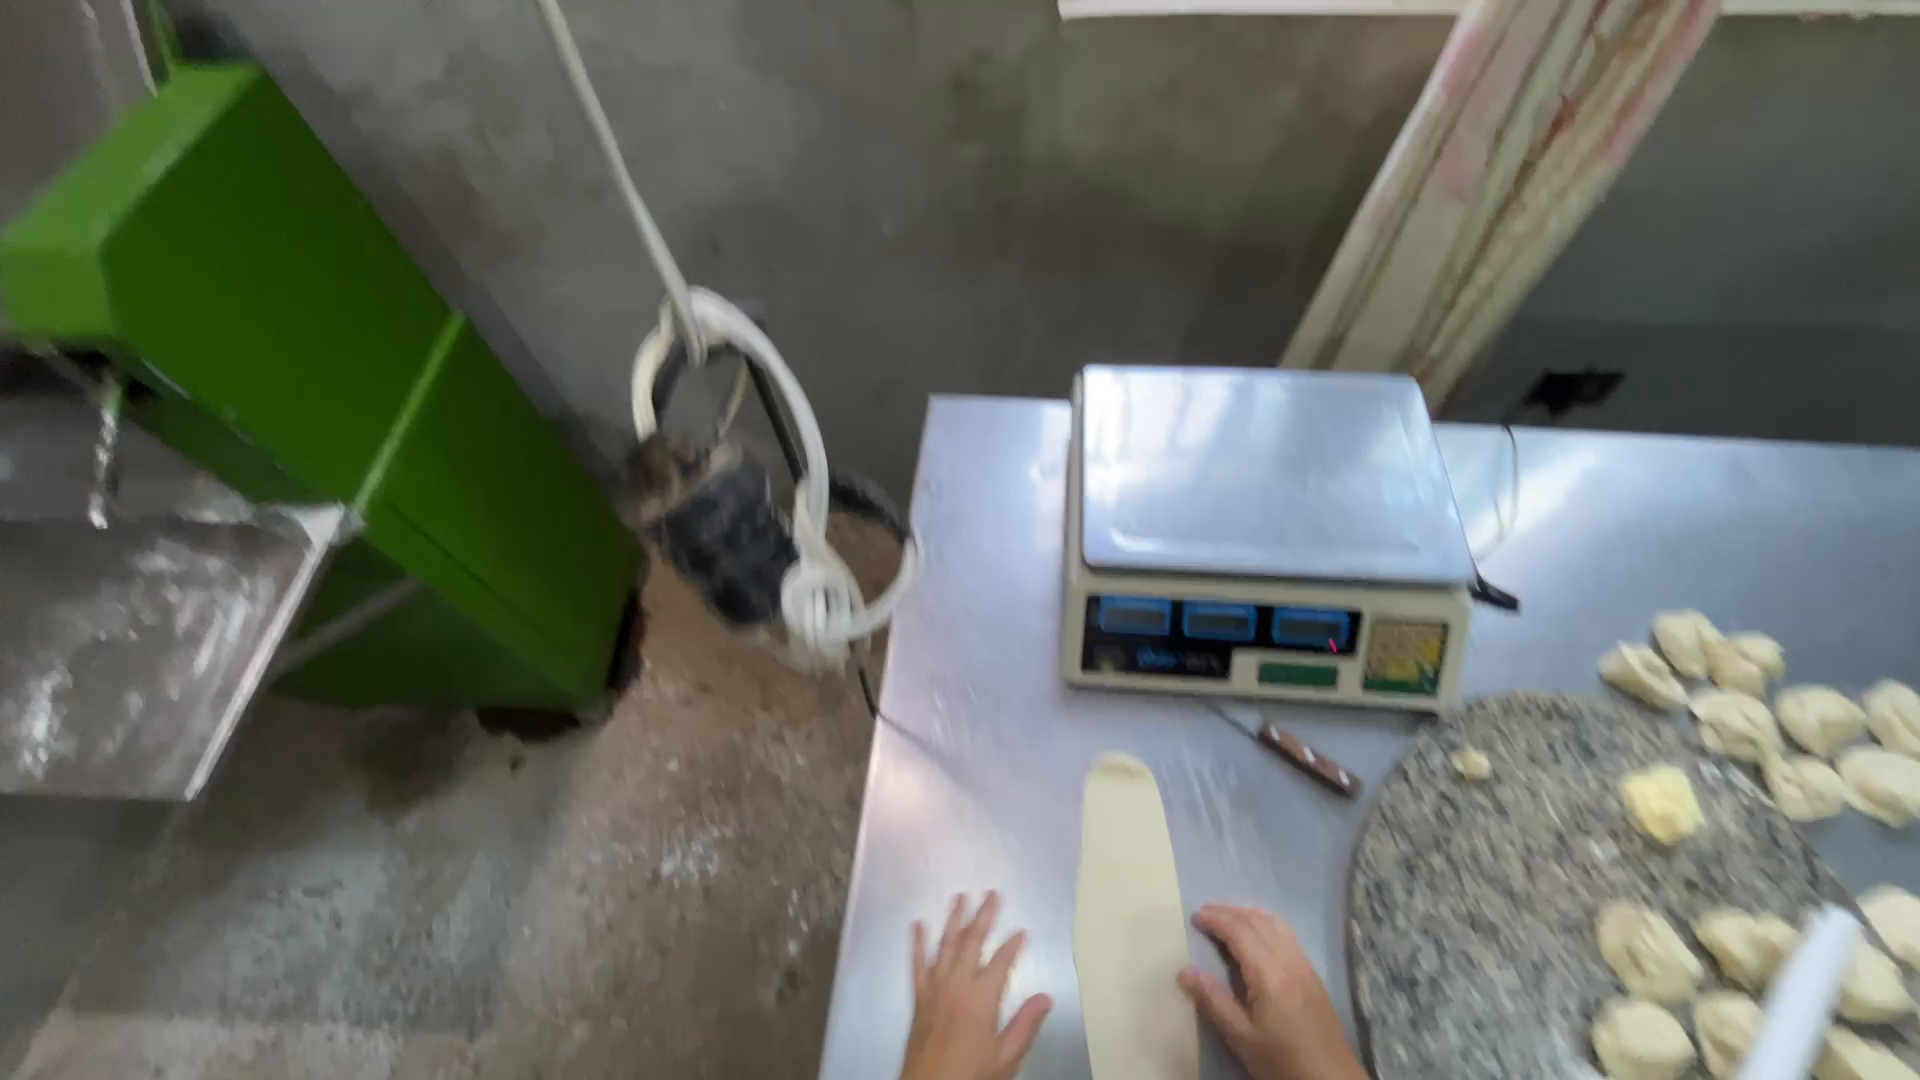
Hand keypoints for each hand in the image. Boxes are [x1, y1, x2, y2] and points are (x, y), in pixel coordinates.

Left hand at [900, 892, 1052, 1079]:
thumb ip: (1025, 1025)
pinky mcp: (919, 997)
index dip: (1013, 945)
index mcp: (981, 998)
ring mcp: (935, 988)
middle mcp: (957, 985)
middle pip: (973, 942)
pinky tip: (918, 924)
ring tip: (960, 896)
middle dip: (984, 915)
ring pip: (946, 945)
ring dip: (954, 918)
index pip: (1001, 961)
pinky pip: (918, 964)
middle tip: (992, 892)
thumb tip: (1046, 997)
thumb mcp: (1006, 1058)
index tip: (1021, 931)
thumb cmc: (971, 1076)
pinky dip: (918, 943)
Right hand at [1178, 904, 1367, 1079]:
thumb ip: (1214, 1001)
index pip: (1240, 932)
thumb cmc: (1284, 1063)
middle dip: (1229, 911)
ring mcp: (1305, 967)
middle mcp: (1289, 962)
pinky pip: (1287, 935)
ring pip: (1276, 924)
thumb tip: (1184, 971)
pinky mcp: (1314, 976)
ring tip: (1228, 916)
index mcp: (1270, 975)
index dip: (1216, 920)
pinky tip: (1258, 935)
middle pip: (1257, 921)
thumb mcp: (1243, 1039)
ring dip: (1249, 913)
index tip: (1195, 916)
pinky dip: (1266, 923)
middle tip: (1205, 912)